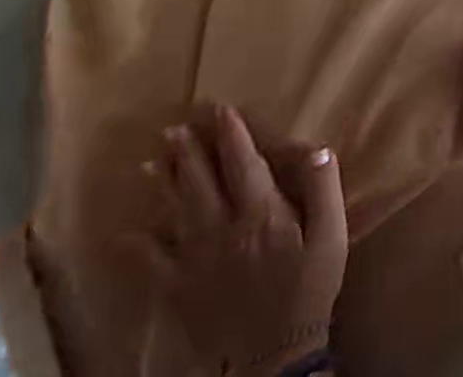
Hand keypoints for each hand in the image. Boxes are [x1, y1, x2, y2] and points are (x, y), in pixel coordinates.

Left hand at [131, 105, 346, 376]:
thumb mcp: (332, 235)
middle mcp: (222, 228)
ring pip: (174, 211)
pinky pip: (150, 262)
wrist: (275, 351)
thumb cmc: (310, 286)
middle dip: (187, 153)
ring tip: (150, 161)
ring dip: (163, 183)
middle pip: (201, 182)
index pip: (244, 164)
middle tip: (173, 129)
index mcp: (261, 213)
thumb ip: (324, 189)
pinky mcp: (177, 289)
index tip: (222, 111)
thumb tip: (317, 147)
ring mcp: (194, 259)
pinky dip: (138, 244)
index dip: (232, 135)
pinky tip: (130, 233)